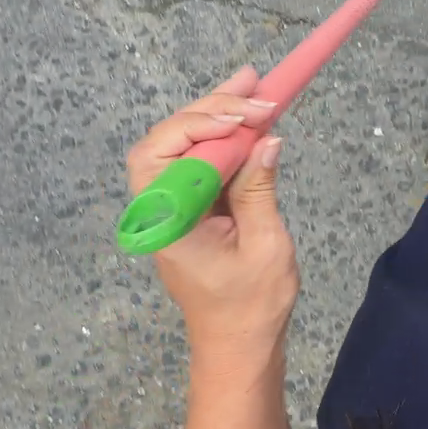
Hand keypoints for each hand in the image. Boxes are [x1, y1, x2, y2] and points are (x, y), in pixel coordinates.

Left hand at [126, 66, 300, 370]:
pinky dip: (225, 136)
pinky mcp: (194, 209)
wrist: (238, 344)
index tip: (245, 115)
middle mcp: (161, 210)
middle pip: (168, 141)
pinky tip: (250, 117)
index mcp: (168, 222)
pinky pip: (202, 163)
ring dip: (217, 114)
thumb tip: (267, 139)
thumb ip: (259, 190)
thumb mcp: (265, 245)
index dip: (197, 124)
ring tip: (253, 84)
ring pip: (183, 147)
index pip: (160, 156)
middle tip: (256, 84)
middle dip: (210, 108)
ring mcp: (175, 208)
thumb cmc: (252, 304)